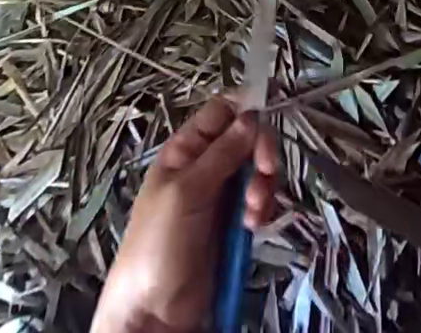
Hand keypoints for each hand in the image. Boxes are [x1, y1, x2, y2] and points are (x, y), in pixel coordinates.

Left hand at [92, 99, 279, 332]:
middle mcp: (206, 163)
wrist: (155, 317)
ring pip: (258, 167)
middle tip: (265, 172)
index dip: (246, 109)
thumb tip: (253, 113)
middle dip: (261, 152)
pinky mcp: (234, 220)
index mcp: (186, 148)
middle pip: (248, 136)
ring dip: (264, 185)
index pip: (222, 110)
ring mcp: (222, 193)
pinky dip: (262, 207)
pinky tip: (252, 225)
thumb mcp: (186, 192)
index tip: (265, 121)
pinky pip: (259, 198)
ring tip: (253, 212)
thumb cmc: (158, 246)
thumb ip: (222, 152)